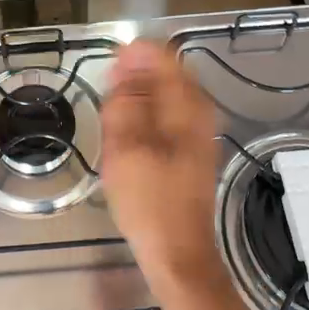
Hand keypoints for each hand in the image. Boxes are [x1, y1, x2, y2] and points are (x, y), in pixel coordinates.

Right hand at [101, 40, 223, 284]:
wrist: (179, 255)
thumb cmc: (149, 201)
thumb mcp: (124, 147)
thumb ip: (125, 100)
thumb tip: (126, 63)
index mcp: (187, 104)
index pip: (162, 54)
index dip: (132, 55)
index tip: (108, 72)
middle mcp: (199, 110)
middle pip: (164, 73)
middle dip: (132, 81)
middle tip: (108, 107)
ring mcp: (199, 130)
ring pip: (163, 96)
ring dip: (136, 102)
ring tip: (114, 127)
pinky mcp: (192, 149)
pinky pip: (165, 117)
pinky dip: (144, 121)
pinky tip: (128, 143)